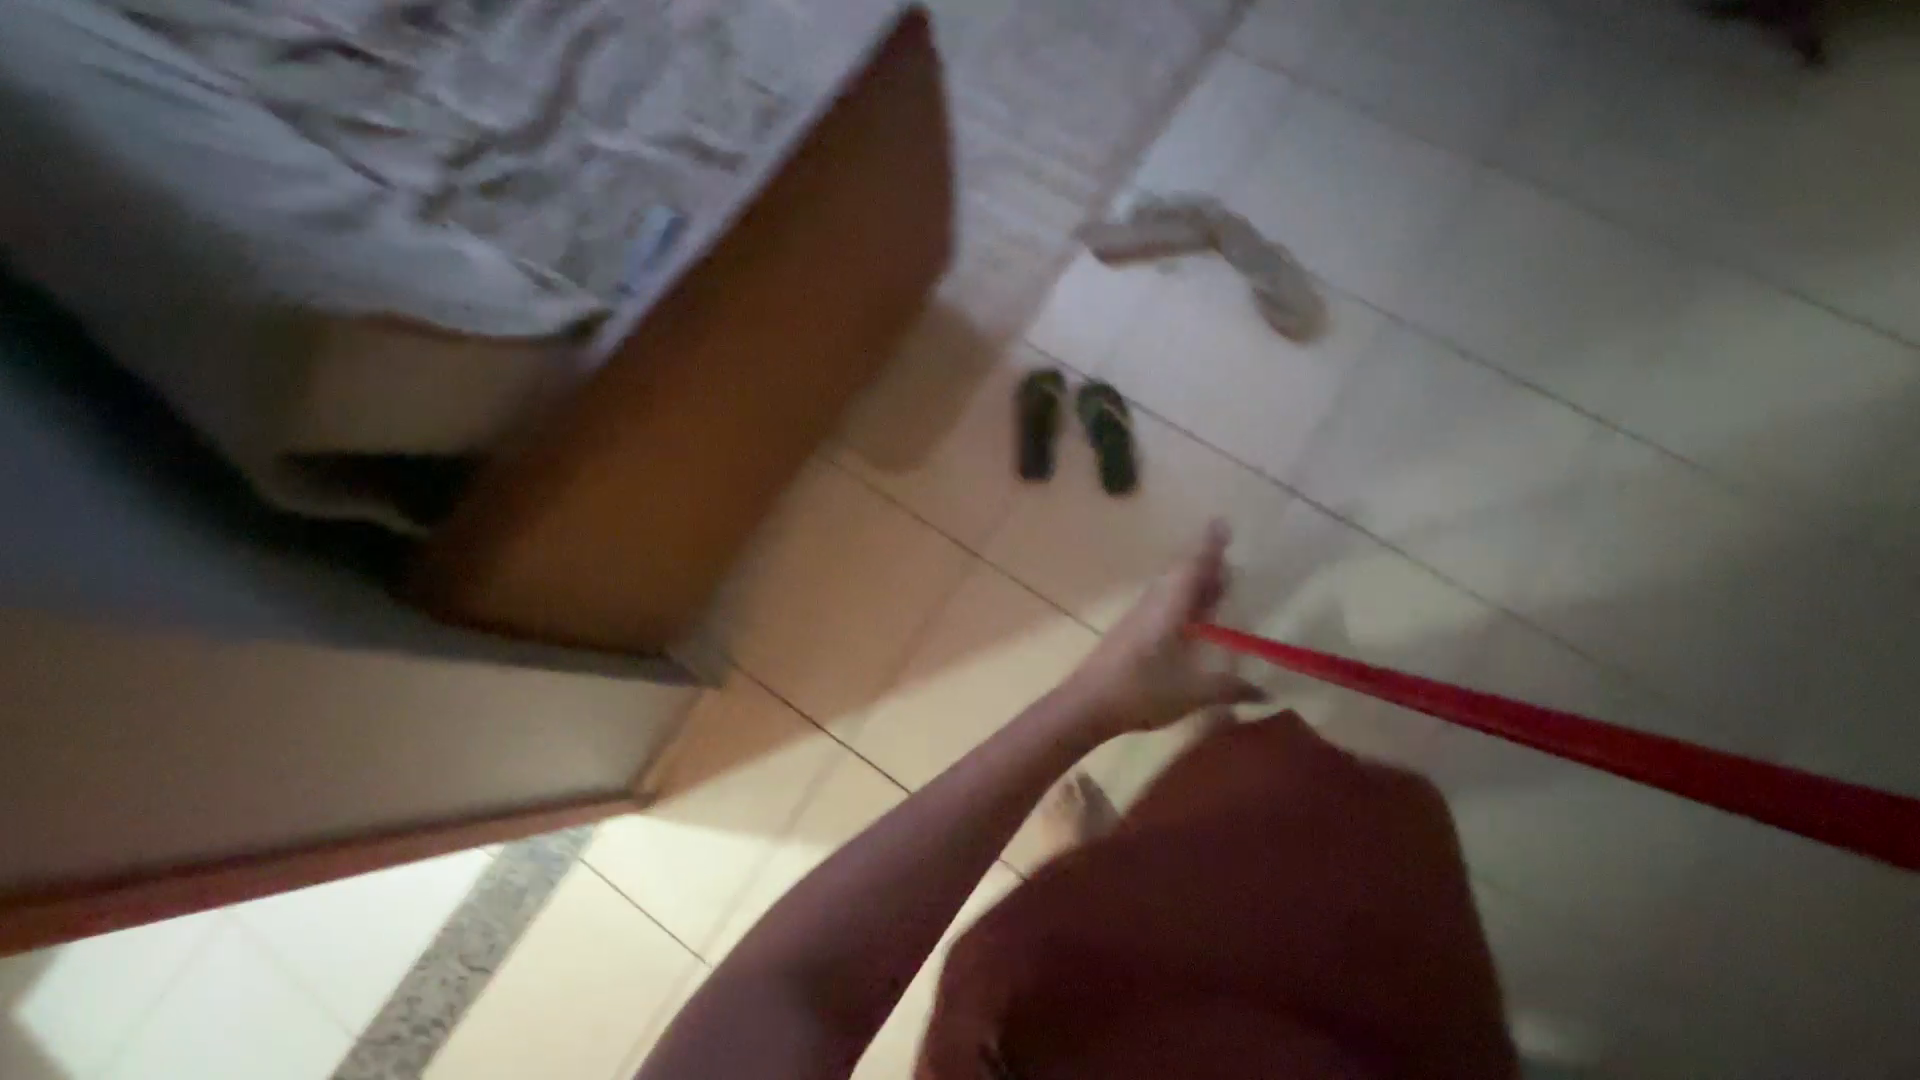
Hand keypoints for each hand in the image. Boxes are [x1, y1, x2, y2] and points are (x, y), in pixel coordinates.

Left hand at [1058, 521, 1265, 736]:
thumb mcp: (1194, 692)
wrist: (1087, 704)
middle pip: (1182, 575)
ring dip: (1192, 586)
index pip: (1193, 567)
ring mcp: (1139, 617)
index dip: (1209, 546)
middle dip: (1205, 567)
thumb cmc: (1141, 691)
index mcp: (1170, 607)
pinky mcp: (1130, 632)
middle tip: (1229, 564)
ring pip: (1170, 590)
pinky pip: (1162, 606)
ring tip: (1217, 590)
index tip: (1221, 523)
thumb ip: (1230, 688)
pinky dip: (1181, 605)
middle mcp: (1154, 603)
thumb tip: (1265, 693)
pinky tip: (1191, 623)